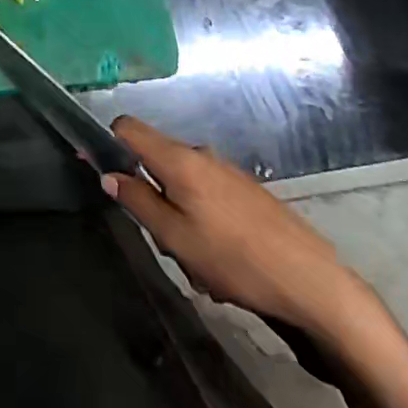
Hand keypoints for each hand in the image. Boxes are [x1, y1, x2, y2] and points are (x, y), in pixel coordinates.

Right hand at [105, 116, 375, 340]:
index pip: (128, 127)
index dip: (106, 142)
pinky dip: (200, 220)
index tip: (96, 167)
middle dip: (148, 194)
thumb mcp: (174, 237)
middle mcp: (201, 156)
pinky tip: (220, 260)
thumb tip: (109, 174)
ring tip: (197, 262)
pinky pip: (206, 195)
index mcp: (179, 160)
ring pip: (181, 183)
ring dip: (176, 215)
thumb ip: (137, 201)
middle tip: (162, 239)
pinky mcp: (246, 190)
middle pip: (155, 159)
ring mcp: (227, 171)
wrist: (311, 280)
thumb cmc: (233, 259)